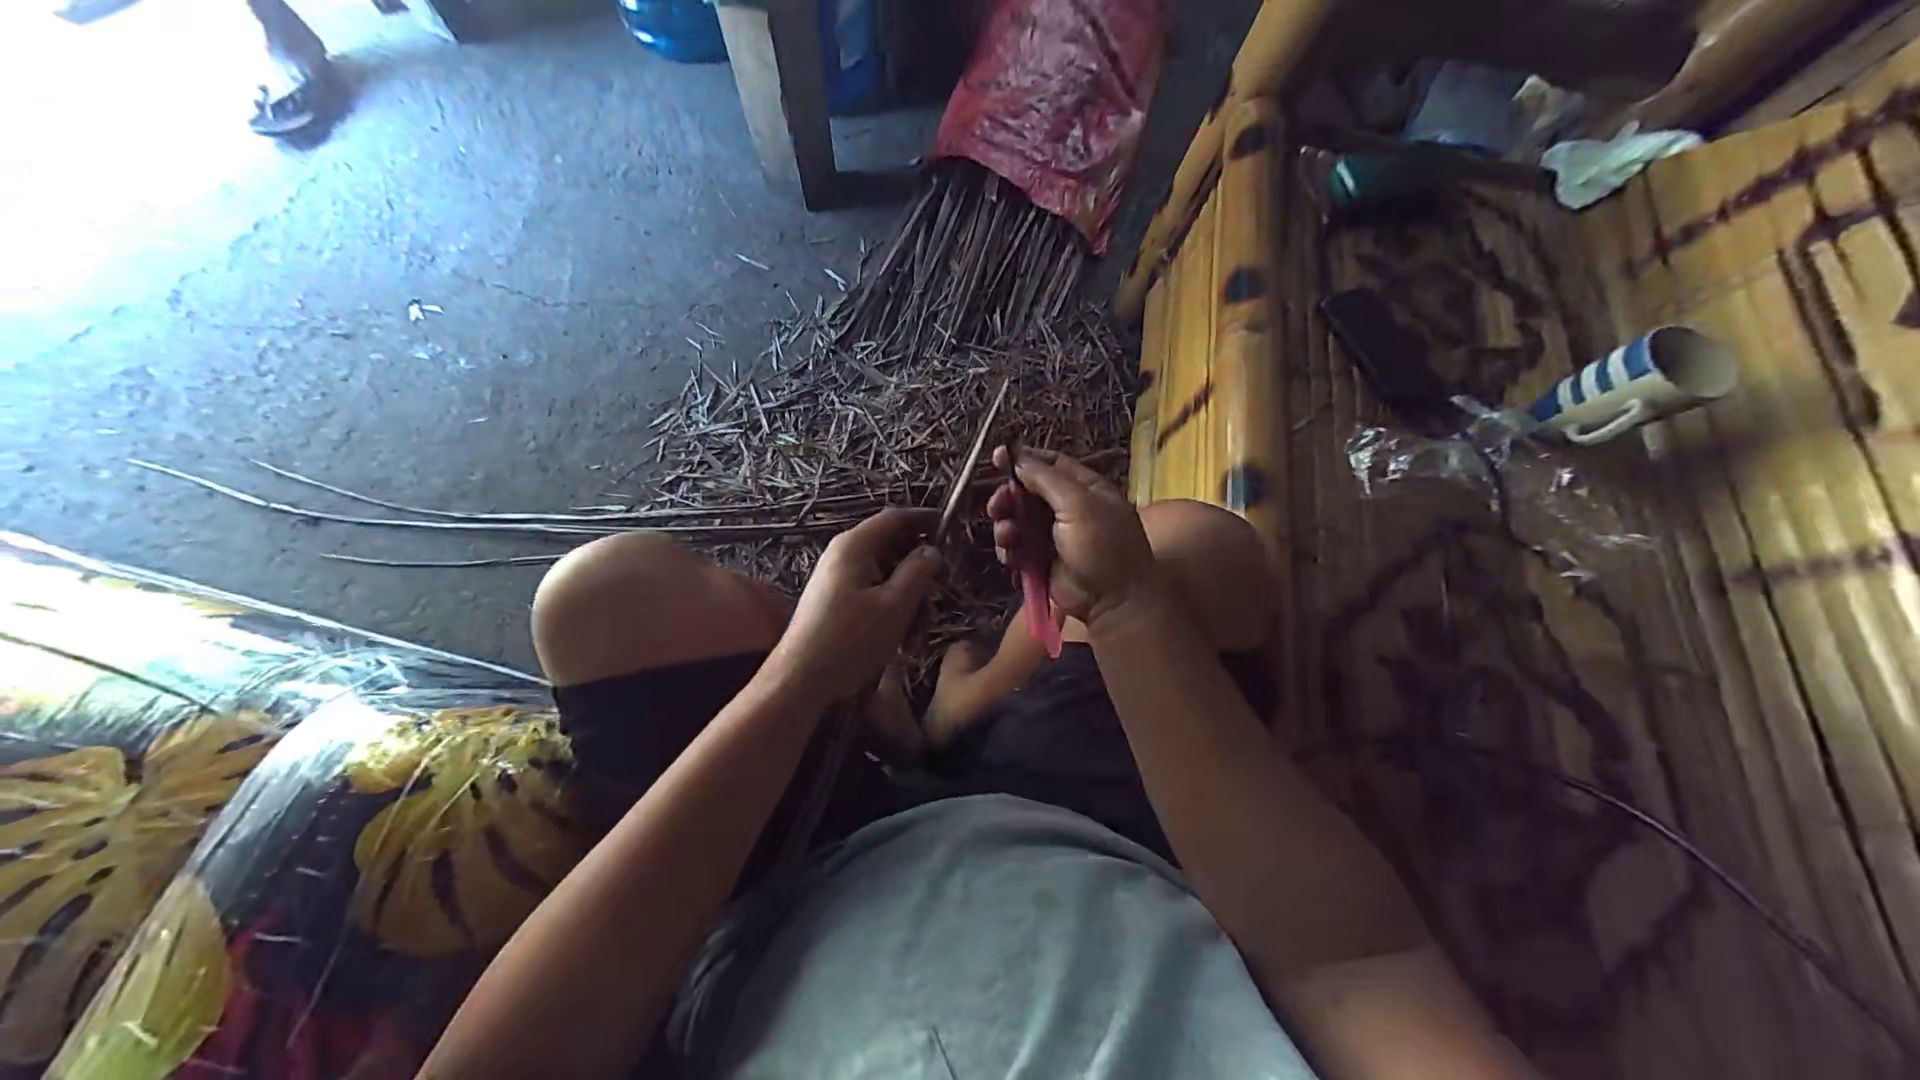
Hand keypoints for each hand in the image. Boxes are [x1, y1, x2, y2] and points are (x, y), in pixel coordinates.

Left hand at [765, 508, 941, 704]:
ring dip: (907, 598)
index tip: (951, 530)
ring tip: (917, 632)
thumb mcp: (895, 606)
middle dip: (918, 572)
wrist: (800, 680)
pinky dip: (891, 609)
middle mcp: (843, 554)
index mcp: (854, 546)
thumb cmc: (850, 641)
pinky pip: (873, 593)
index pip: (895, 517)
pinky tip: (901, 640)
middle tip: (937, 598)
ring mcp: (837, 578)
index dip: (924, 520)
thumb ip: (918, 572)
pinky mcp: (836, 600)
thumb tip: (932, 550)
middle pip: (892, 548)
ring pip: (885, 575)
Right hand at [987, 447, 1159, 631]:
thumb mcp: (1079, 505)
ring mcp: (1055, 536)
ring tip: (1007, 536)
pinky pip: (1017, 548)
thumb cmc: (1103, 547)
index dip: (1025, 460)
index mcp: (1086, 488)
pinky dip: (1010, 550)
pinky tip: (1012, 556)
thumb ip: (1046, 479)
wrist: (1113, 601)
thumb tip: (1019, 460)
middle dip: (1009, 498)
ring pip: (1018, 521)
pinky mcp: (1042, 561)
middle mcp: (1069, 509)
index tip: (999, 459)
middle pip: (1028, 493)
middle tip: (997, 506)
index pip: (1051, 464)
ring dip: (1006, 526)